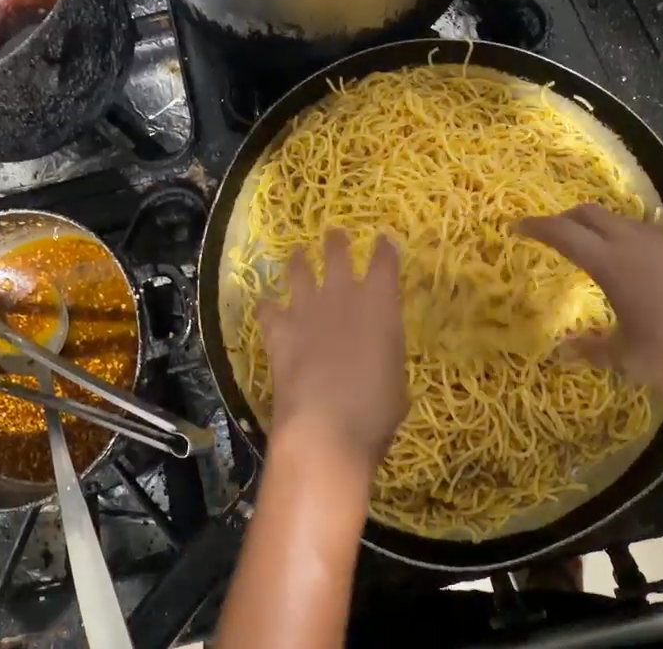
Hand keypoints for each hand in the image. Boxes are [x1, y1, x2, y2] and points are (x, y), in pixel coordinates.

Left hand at [257, 230, 408, 471]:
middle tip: (335, 235)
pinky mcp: (279, 329)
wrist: (325, 427)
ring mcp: (306, 309)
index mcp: (380, 304)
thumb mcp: (397, 380)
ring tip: (298, 254)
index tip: (383, 240)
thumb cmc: (375, 411)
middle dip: (337, 242)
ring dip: (299, 260)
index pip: (385, 262)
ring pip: (299, 270)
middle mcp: (342, 295)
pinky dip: (267, 307)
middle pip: (337, 254)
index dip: (384, 249)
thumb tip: (376, 353)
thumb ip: (385, 353)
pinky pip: (267, 309)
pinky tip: (266, 307)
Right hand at [517, 206, 662, 421]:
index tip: (517, 227)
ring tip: (600, 254)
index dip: (538, 227)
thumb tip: (562, 352)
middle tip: (554, 235)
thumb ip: (594, 350)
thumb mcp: (632, 361)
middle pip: (596, 215)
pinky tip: (657, 280)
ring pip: (633, 226)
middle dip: (569, 220)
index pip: (566, 233)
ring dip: (609, 232)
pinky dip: (648, 252)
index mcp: (617, 265)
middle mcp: (646, 245)